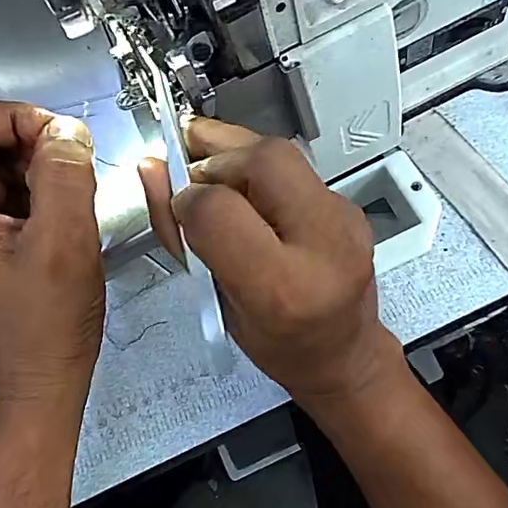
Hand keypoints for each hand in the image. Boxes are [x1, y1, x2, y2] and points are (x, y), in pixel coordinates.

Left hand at [0, 101, 104, 408]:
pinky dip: (47, 189)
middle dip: (38, 148)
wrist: (46, 371)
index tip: (70, 144)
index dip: (23, 121)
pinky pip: (16, 185)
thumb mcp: (64, 242)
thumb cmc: (48, 322)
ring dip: (47, 171)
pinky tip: (66, 219)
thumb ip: (65, 176)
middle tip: (78, 178)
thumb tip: (69, 129)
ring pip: (4, 159)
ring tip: (73, 208)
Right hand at [137, 117, 406, 408]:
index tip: (178, 205)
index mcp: (284, 289)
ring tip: (214, 176)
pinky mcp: (351, 209)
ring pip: (285, 153)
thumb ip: (183, 239)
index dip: (187, 198)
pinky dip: (263, 170)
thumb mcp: (217, 306)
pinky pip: (299, 168)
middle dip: (218, 158)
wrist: (346, 354)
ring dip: (239, 157)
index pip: (221, 211)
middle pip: (266, 160)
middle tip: (194, 175)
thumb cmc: (280, 345)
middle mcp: (326, 247)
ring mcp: (347, 222)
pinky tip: (247, 192)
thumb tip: (155, 173)